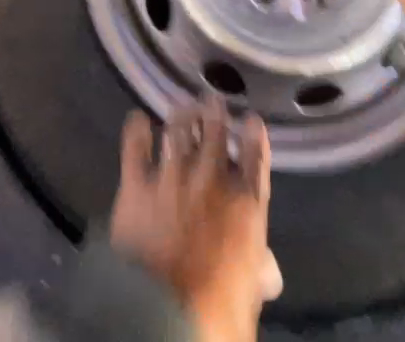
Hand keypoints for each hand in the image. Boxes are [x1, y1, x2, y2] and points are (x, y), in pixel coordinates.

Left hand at [109, 99, 281, 341]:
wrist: (176, 304)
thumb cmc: (224, 296)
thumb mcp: (255, 281)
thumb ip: (262, 264)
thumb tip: (268, 270)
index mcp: (246, 197)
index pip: (254, 155)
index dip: (253, 134)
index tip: (251, 119)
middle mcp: (212, 176)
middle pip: (215, 133)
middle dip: (214, 113)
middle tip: (210, 100)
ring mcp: (174, 175)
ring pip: (178, 132)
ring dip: (181, 116)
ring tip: (181, 106)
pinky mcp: (139, 185)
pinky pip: (136, 148)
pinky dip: (137, 131)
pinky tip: (137, 119)